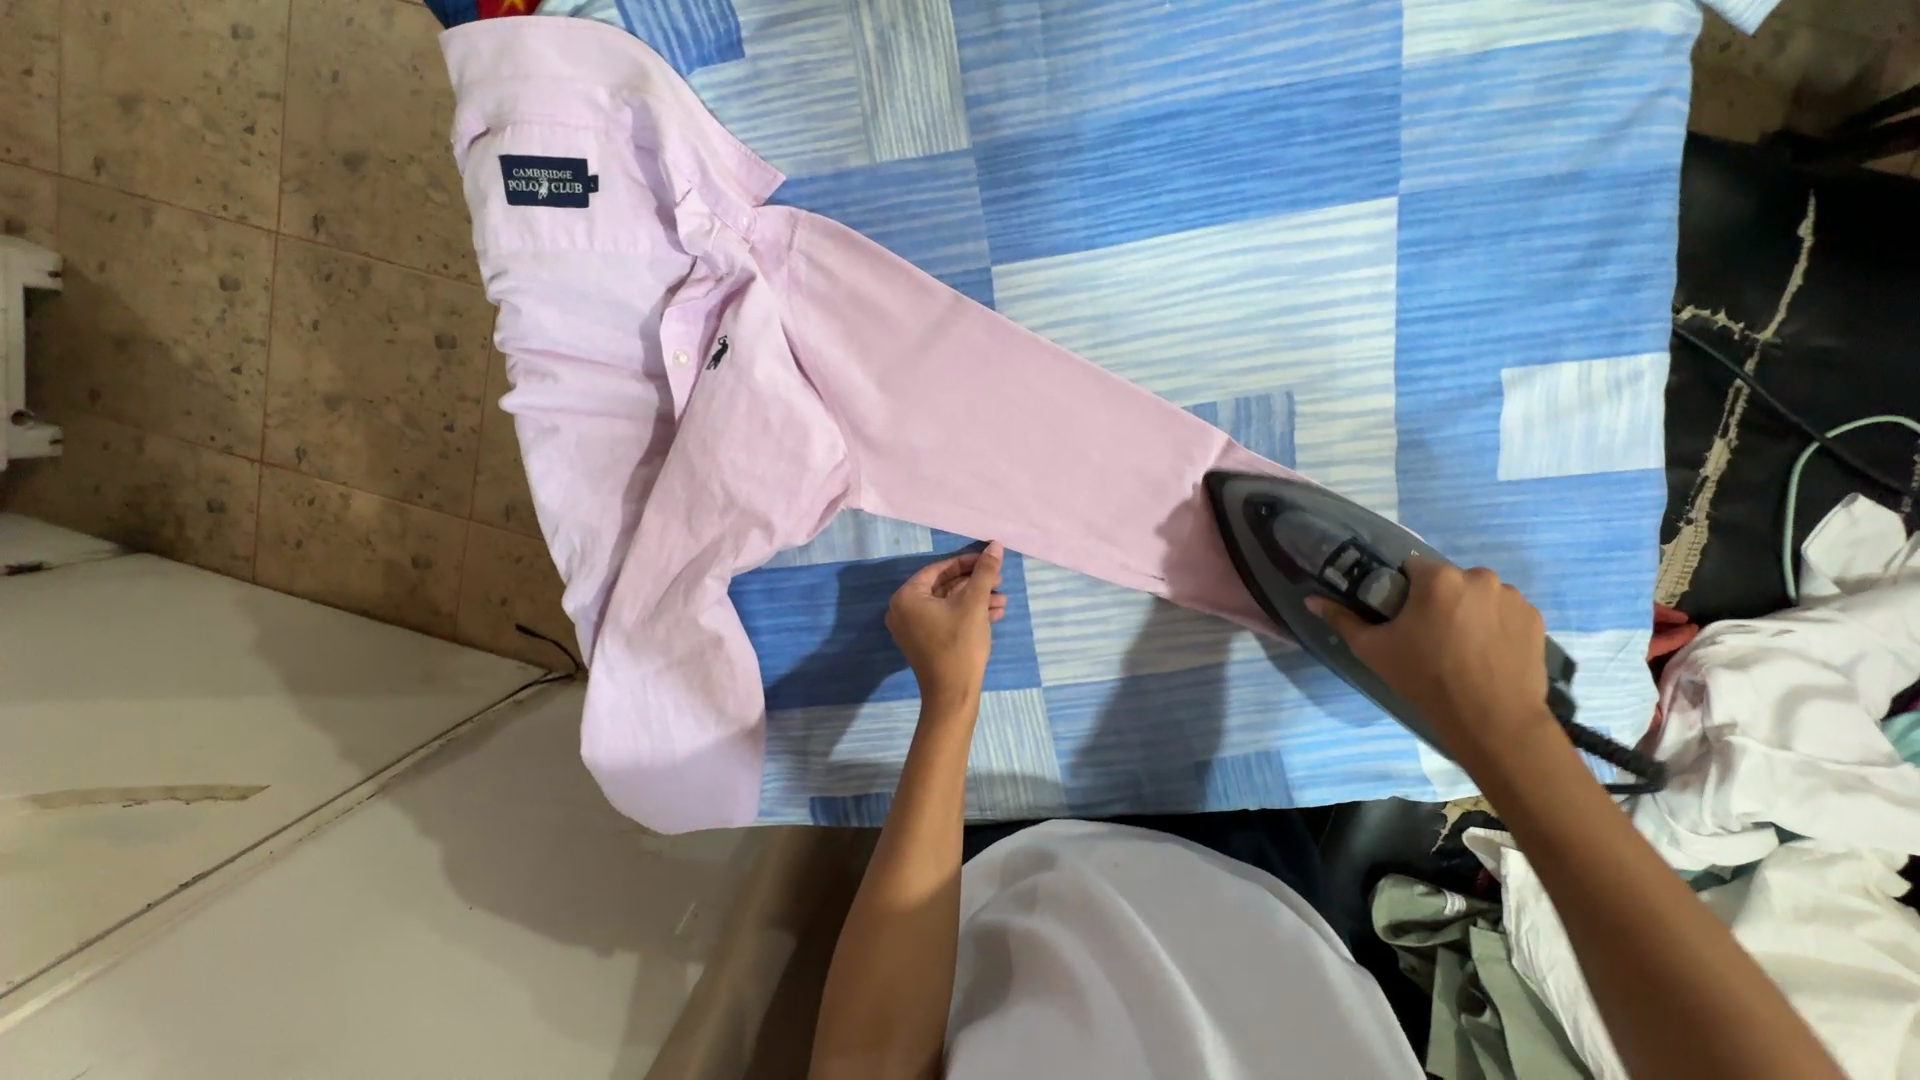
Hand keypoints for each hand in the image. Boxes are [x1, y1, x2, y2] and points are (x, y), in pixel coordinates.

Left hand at [886, 542, 1006, 703]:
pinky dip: (968, 615)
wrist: (953, 694)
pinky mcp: (924, 642)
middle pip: (944, 586)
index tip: (990, 561)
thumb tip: (995, 545)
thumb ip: (984, 572)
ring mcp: (912, 628)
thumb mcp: (974, 603)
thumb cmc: (959, 644)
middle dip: (974, 584)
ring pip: (948, 604)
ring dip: (976, 600)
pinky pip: (946, 619)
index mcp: (907, 596)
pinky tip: (995, 614)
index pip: (939, 569)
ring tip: (1003, 601)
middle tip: (999, 581)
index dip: (967, 563)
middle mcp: (903, 610)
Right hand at [1307, 556, 1559, 768]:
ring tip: (1463, 648)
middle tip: (1431, 636)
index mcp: (1438, 578)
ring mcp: (1512, 597)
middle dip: (1439, 600)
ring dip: (1469, 611)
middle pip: (1449, 580)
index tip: (1402, 617)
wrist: (1491, 718)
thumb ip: (1343, 619)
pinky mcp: (1535, 618)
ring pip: (1479, 595)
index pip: (1412, 567)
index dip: (1403, 591)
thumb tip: (1311, 600)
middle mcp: (1479, 577)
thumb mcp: (1373, 649)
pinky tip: (1488, 653)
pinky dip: (1496, 626)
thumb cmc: (1425, 677)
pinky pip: (1506, 612)